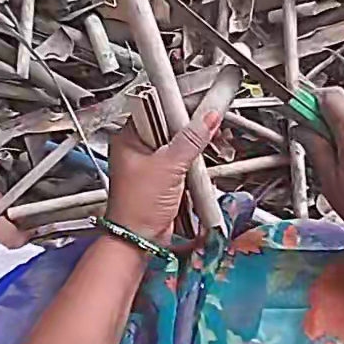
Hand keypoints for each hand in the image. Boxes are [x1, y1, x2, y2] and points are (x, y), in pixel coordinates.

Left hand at [104, 109, 218, 241]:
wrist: (139, 240)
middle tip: (213, 127)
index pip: (157, 107)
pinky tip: (204, 165)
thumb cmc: (137, 206)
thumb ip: (190, 140)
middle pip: (172, 125)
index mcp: (130, 137)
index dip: (180, 104)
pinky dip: (195, 163)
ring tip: (213, 146)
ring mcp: (152, 163)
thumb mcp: (168, 166)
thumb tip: (207, 118)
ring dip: (197, 147)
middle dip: (195, 127)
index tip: (202, 103)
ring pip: (180, 144)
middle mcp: (139, 147)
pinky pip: (183, 162)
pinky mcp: (164, 179)